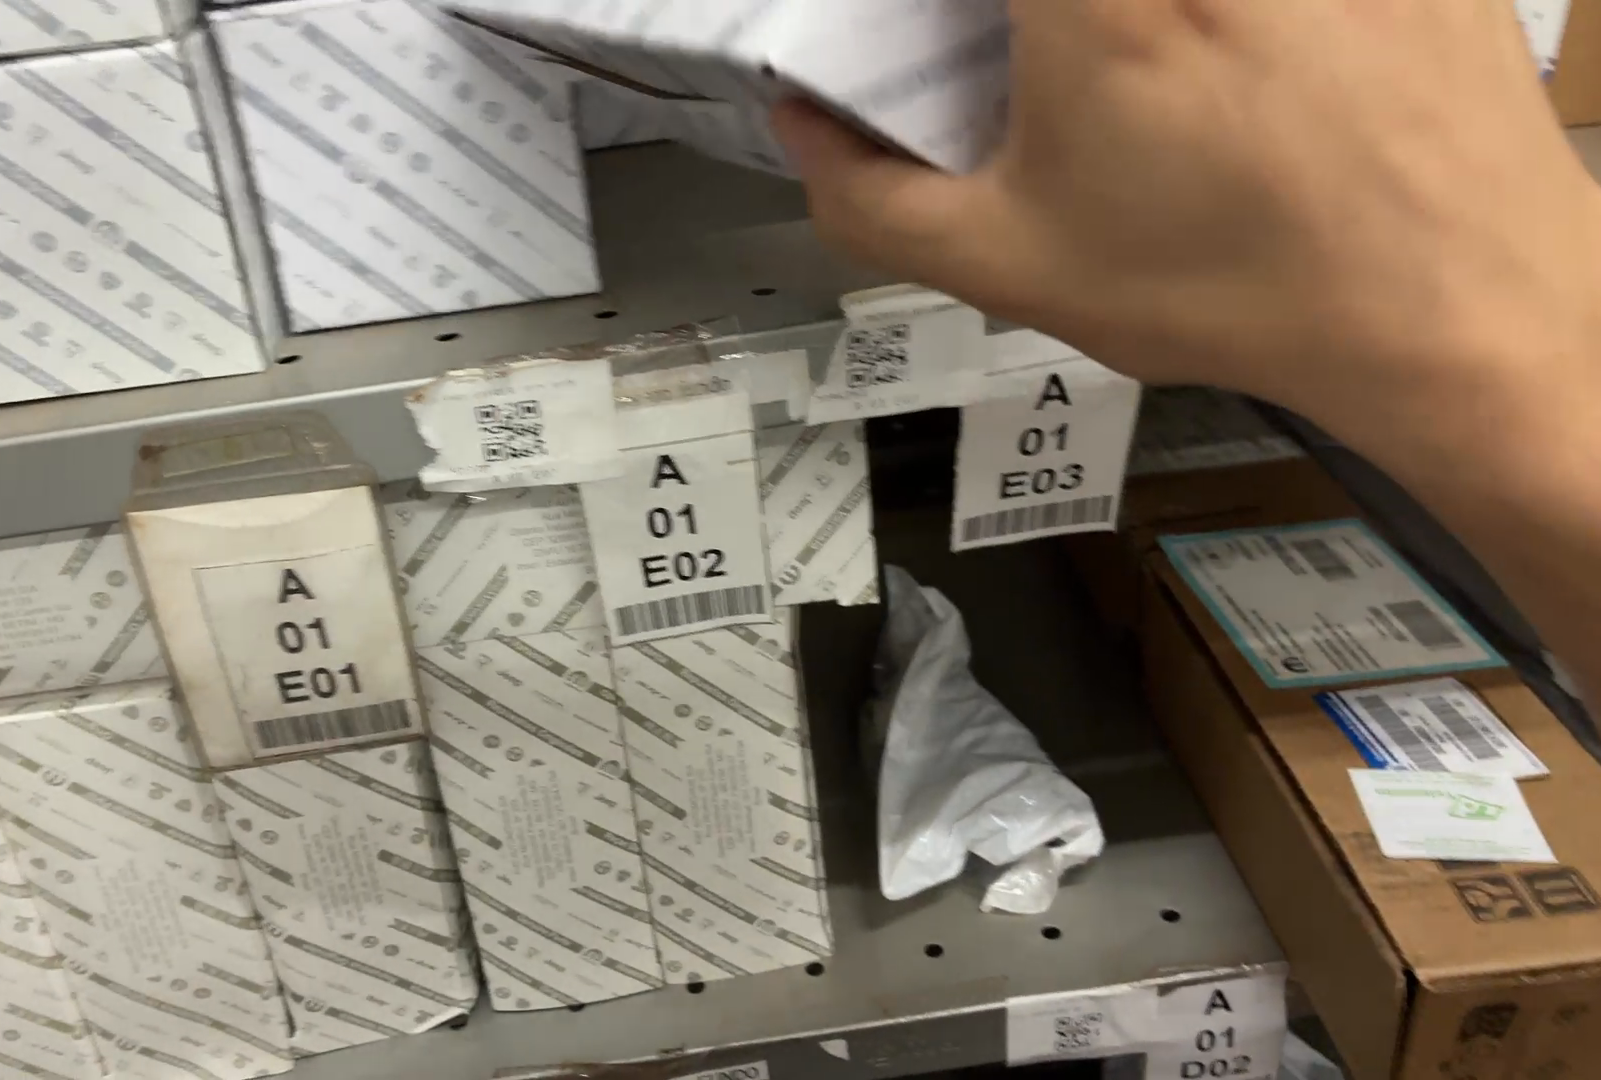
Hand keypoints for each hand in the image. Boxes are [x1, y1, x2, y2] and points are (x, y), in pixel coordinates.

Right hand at [772, 0, 1600, 429]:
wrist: (1439, 296)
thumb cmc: (1201, 282)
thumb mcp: (997, 264)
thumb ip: (866, 198)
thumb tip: (798, 122)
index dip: (917, 9)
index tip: (915, 43)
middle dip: (984, 20)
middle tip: (974, 57)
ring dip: (1062, 33)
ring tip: (1077, 84)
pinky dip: (1156, 17)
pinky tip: (1180, 63)